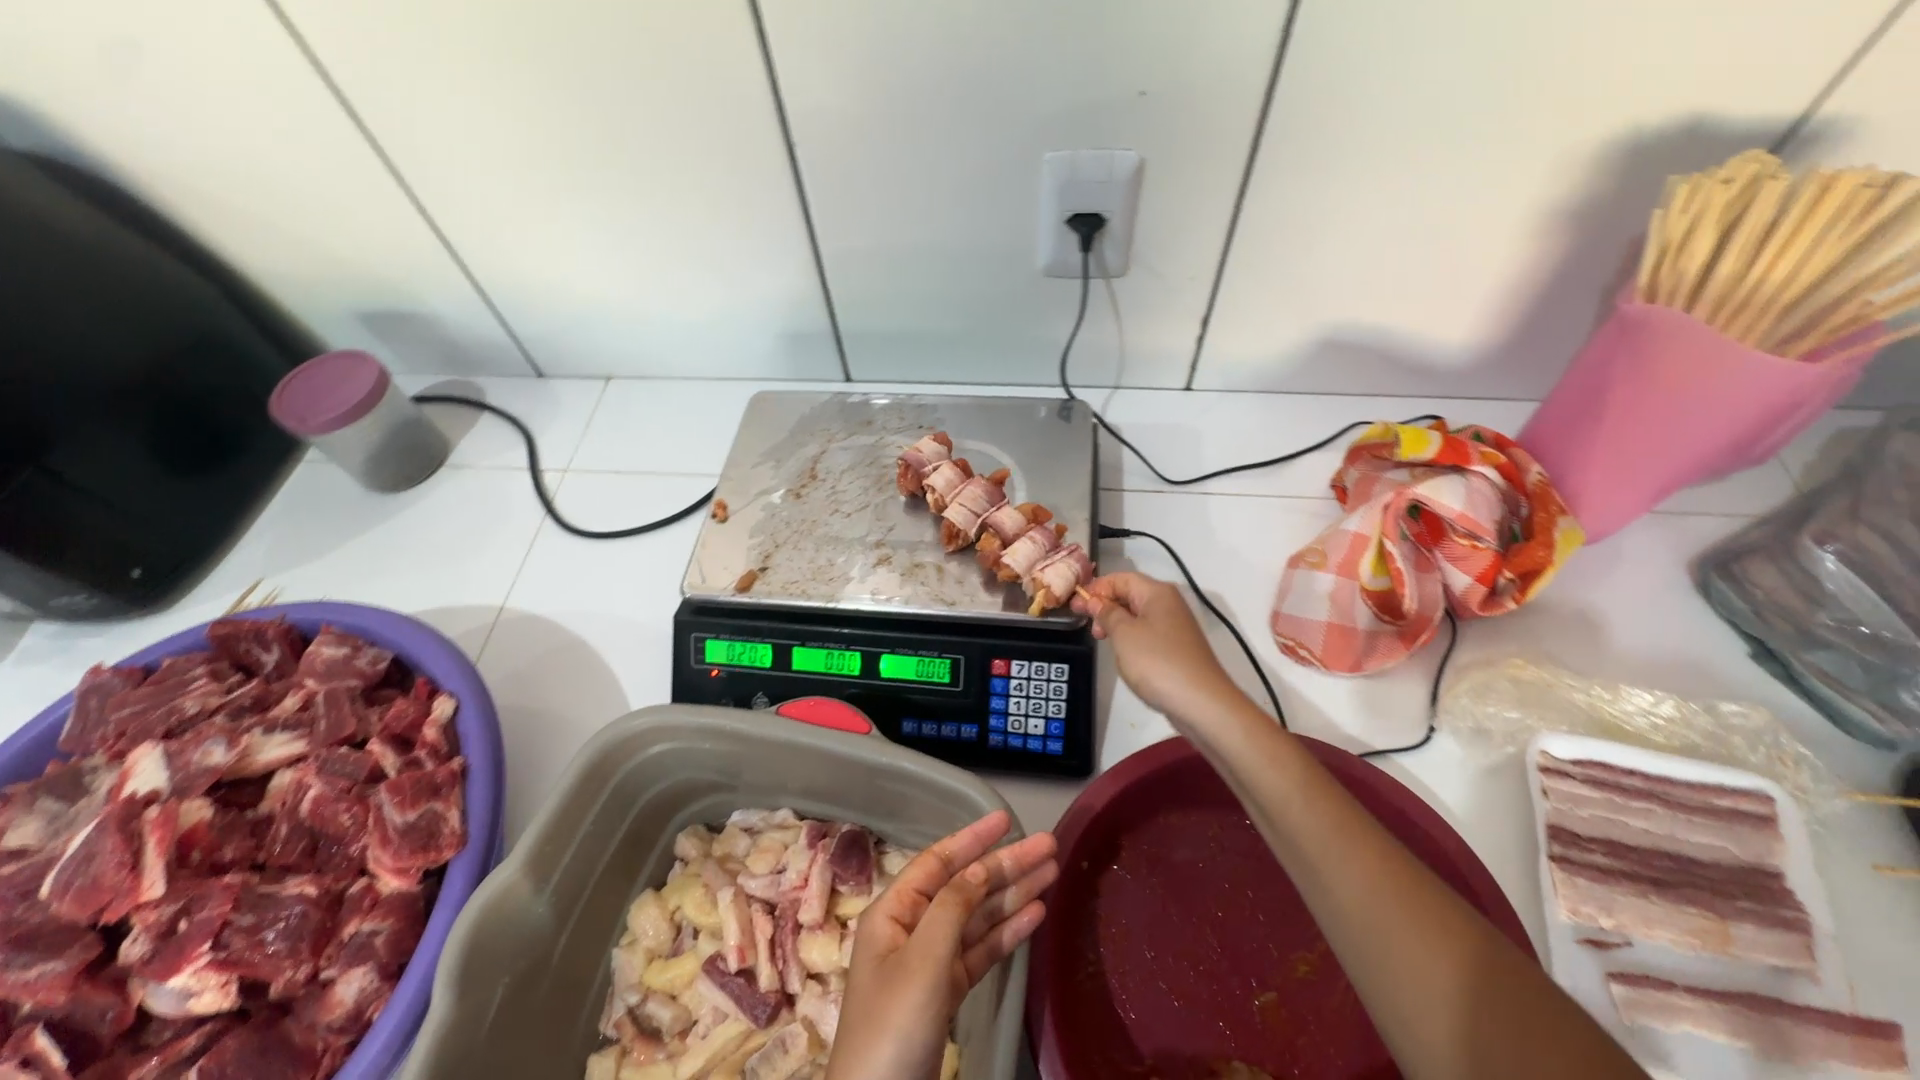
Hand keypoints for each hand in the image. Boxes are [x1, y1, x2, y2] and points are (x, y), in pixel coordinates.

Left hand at [827, 811, 1057, 1079]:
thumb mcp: (923, 959)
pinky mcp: (947, 993)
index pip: (937, 863)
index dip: (971, 839)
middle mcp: (911, 930)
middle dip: (1004, 865)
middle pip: (963, 888)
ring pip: (977, 919)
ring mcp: (930, 963)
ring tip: (1052, 873)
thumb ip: (952, 908)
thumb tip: (978, 867)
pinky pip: (980, 952)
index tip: (1006, 819)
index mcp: (893, 913)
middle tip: (1049, 846)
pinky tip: (1035, 915)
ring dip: (1012, 895)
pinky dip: (1007, 933)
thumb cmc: (894, 1022)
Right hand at [1071, 571, 1244, 724]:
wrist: (1201, 702)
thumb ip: (1107, 613)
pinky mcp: (1177, 648)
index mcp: (1157, 592)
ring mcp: (1175, 626)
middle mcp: (1169, 603)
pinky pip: (1147, 634)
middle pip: (1130, 595)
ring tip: (1104, 643)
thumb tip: (1096, 601)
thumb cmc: (1157, 662)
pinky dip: (1131, 639)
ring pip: (1138, 616)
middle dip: (1105, 607)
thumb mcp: (1124, 634)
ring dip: (1117, 625)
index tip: (1074, 607)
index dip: (1096, 589)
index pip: (1120, 578)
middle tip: (1089, 628)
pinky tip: (1124, 656)